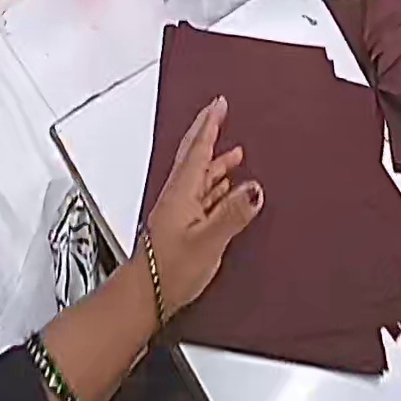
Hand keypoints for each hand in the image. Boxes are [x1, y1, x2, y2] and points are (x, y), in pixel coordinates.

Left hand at [141, 97, 262, 315]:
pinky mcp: (183, 221)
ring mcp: (180, 207)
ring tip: (235, 151)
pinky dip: (216, 182)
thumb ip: (233, 213)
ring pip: (200, 173)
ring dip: (216, 158)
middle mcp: (180, 193)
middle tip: (219, 111)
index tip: (219, 104)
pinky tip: (226, 186)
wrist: (145, 295)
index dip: (210, 124)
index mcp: (183, 189)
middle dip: (208, 130)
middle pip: (195, 153)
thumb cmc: (168, 270)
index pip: (199, 147)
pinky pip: (203, 191)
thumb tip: (255, 188)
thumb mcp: (208, 240)